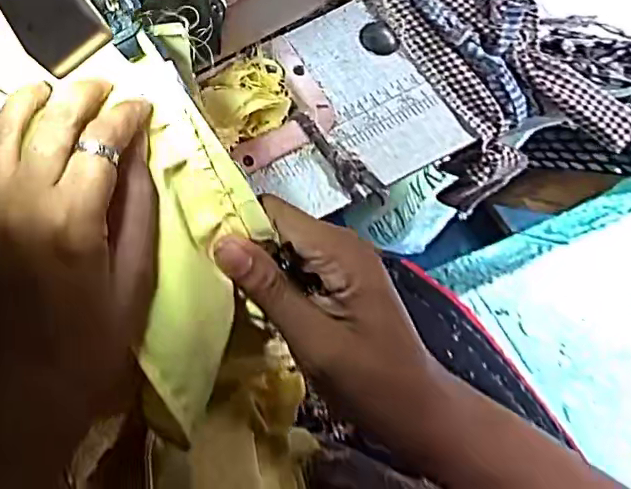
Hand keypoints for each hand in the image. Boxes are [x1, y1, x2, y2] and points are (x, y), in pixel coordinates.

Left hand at [0, 80, 158, 485]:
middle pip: (53, 121)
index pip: (101, 139)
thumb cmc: (92, 343)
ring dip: (35, 98)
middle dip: (85, 94)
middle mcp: (19, 202)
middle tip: (106, 86)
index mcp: (70, 221)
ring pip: (6, 125)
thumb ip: (138, 200)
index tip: (141, 103)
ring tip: (58, 87)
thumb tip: (138, 138)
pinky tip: (26, 122)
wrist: (19, 396)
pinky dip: (8, 129)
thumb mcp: (134, 276)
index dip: (125, 114)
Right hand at [217, 197, 620, 488]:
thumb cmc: (375, 384)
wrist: (425, 419)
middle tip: (217, 277)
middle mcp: (338, 241)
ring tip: (235, 293)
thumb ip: (268, 289)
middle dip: (245, 247)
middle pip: (275, 224)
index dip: (237, 224)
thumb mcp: (315, 341)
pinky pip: (293, 262)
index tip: (205, 248)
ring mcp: (339, 258)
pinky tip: (262, 305)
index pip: (272, 211)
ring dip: (258, 266)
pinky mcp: (337, 276)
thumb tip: (221, 241)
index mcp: (337, 248)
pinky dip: (274, 279)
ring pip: (281, 244)